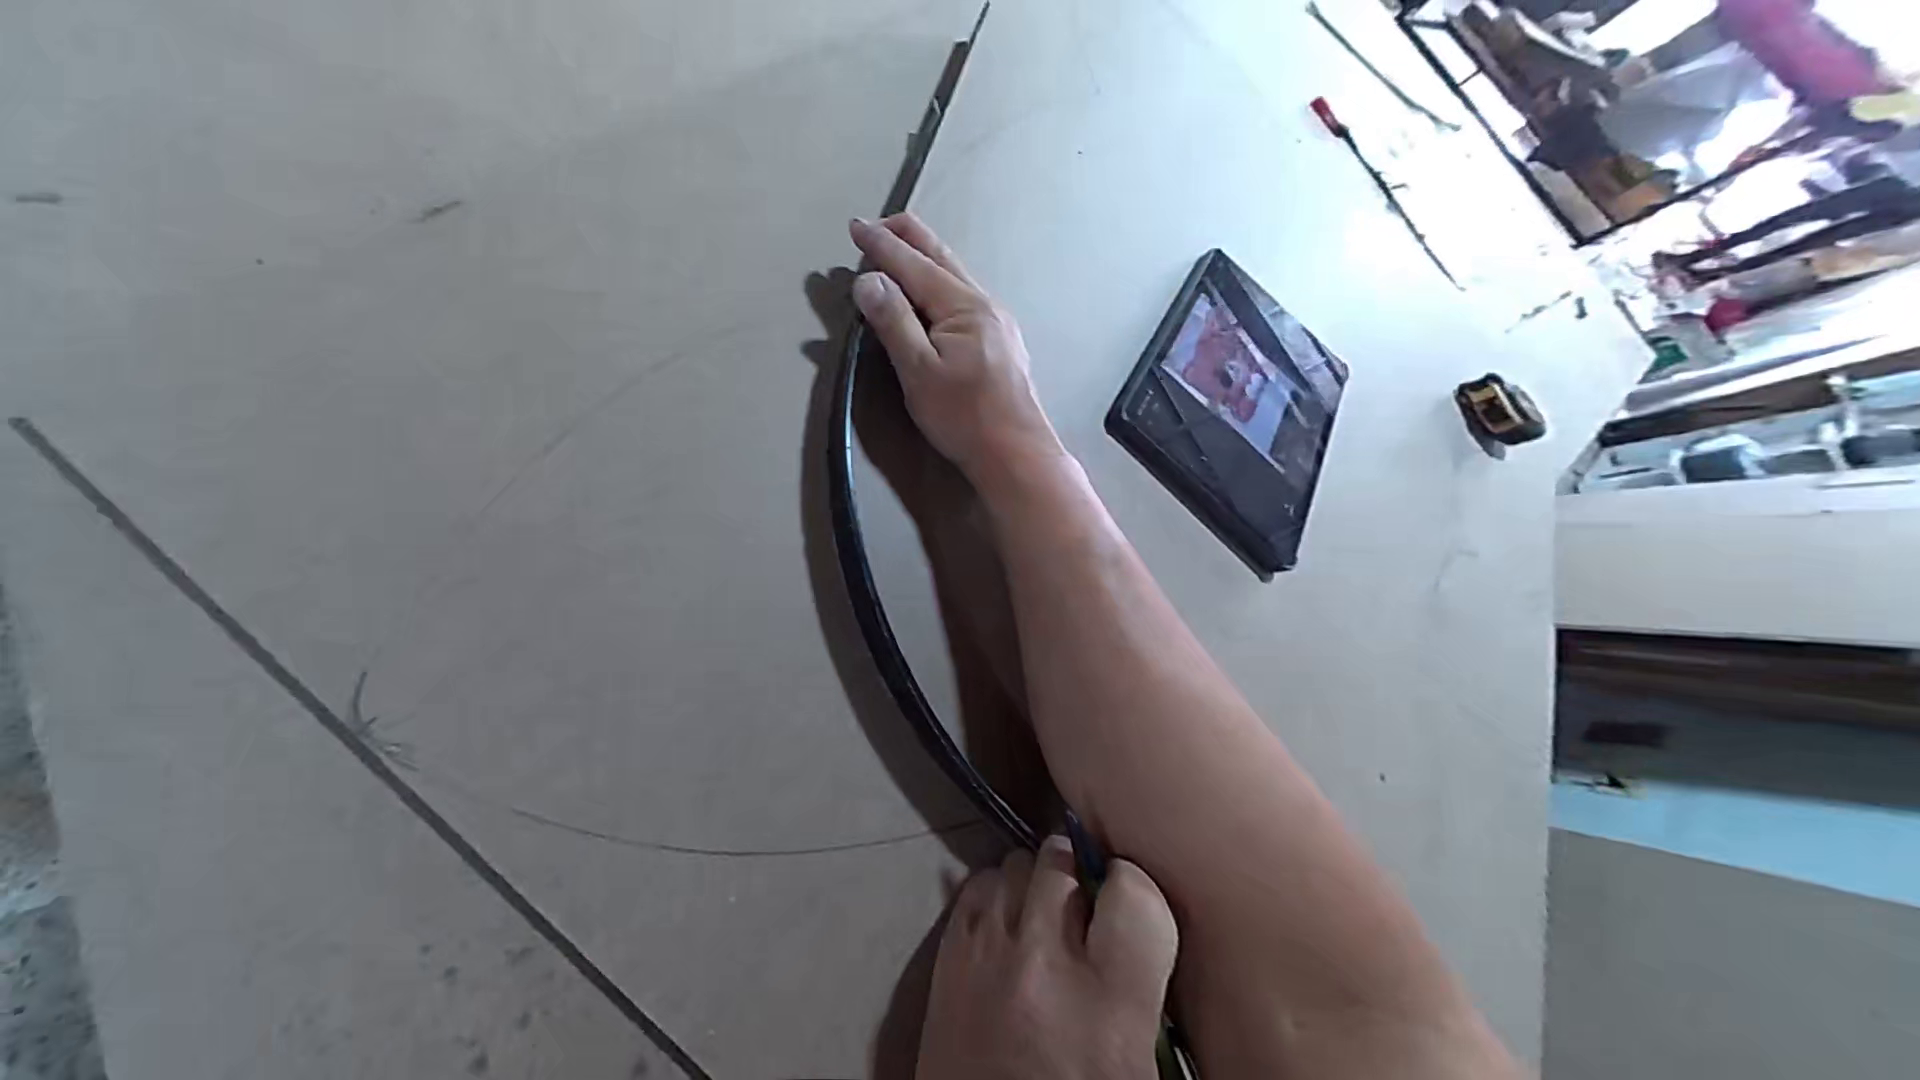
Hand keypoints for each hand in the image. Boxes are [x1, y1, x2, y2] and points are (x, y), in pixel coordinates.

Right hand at [849, 215, 1066, 488]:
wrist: (1016, 453)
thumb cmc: (965, 417)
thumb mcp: (919, 372)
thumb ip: (894, 322)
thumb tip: (869, 280)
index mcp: (963, 306)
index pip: (915, 264)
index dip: (882, 246)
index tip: (855, 227)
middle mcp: (985, 304)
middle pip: (942, 257)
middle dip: (906, 238)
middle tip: (875, 227)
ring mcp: (998, 322)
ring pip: (956, 275)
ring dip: (924, 259)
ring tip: (897, 254)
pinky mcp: (1001, 342)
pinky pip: (965, 296)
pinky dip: (940, 283)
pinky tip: (931, 293)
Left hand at [916, 837, 1177, 1079]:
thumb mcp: (1133, 1057)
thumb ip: (1139, 977)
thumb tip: (1131, 910)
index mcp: (1109, 998)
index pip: (1134, 891)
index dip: (1134, 887)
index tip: (1128, 903)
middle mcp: (1045, 958)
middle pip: (1064, 860)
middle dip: (1077, 877)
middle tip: (1081, 911)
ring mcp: (989, 948)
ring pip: (1018, 862)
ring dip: (1035, 882)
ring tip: (1041, 917)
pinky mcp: (948, 950)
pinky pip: (979, 881)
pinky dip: (996, 894)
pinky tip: (1004, 926)